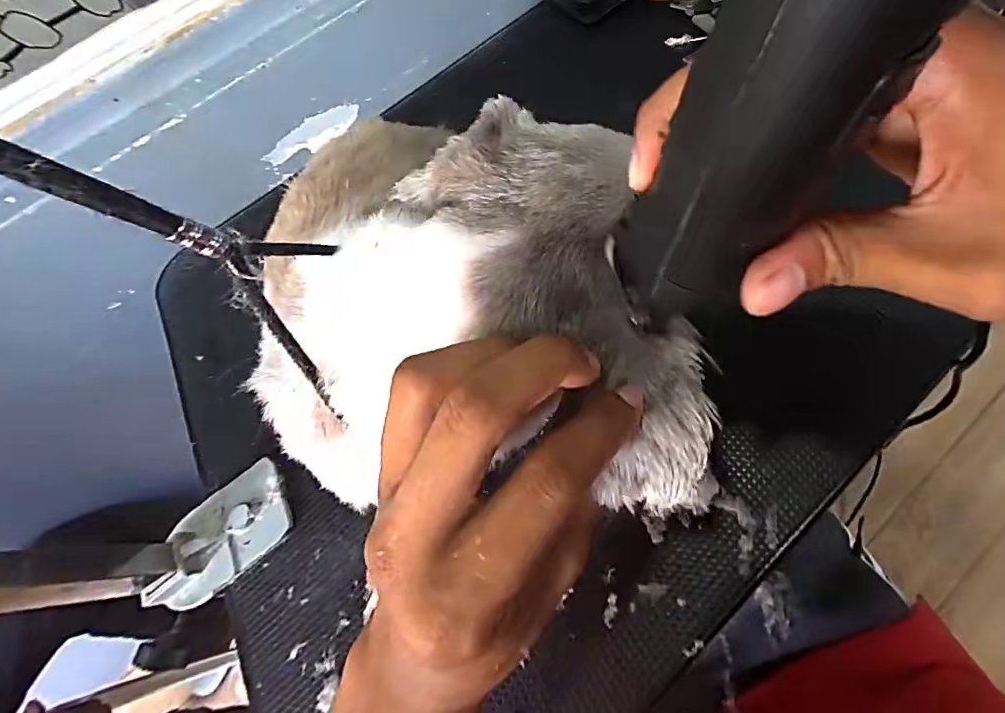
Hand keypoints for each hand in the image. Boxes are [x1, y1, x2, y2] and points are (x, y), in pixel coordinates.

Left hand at [336, 337, 642, 712]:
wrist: (412, 652)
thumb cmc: (498, 626)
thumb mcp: (558, 580)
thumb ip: (577, 499)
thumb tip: (604, 414)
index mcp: (468, 588)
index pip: (544, 482)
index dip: (597, 428)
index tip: (626, 400)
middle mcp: (414, 534)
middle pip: (473, 415)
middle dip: (543, 366)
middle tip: (586, 363)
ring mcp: (386, 490)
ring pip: (431, 384)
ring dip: (501, 353)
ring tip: (544, 359)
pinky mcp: (378, 460)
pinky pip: (413, 382)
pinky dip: (467, 357)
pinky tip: (504, 365)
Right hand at [632, 0, 1004, 320]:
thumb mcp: (956, 259)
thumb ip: (846, 259)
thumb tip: (750, 285)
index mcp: (933, 49)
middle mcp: (919, 37)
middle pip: (794, 29)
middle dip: (711, 73)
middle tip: (654, 144)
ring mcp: (917, 64)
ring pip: (808, 66)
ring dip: (746, 103)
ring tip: (679, 154)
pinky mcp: (917, 93)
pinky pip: (833, 96)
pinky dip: (787, 125)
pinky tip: (748, 162)